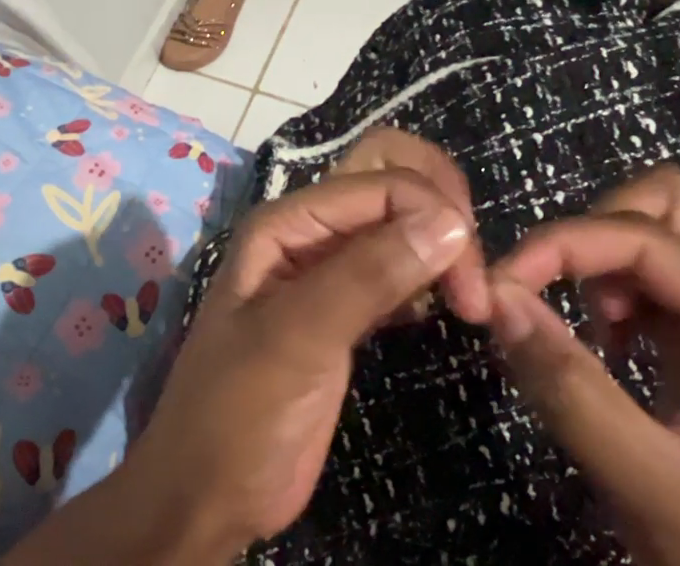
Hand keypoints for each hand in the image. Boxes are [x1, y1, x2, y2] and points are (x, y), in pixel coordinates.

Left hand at [3, 131, 487, 564]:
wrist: (206, 496)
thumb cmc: (239, 413)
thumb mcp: (297, 339)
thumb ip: (369, 275)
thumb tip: (451, 221)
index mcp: (287, 224)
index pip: (382, 184)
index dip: (435, 218)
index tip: (472, 288)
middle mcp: (308, 235)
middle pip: (391, 187)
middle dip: (442, 213)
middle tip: (474, 279)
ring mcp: (327, 273)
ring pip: (399, 229)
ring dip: (442, 247)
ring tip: (470, 300)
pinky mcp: (346, 313)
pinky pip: (397, 271)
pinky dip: (428, 278)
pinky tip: (446, 309)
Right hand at [487, 178, 679, 565]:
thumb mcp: (651, 487)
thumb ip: (572, 391)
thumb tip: (495, 299)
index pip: (656, 242)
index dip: (568, 244)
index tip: (499, 283)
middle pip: (670, 209)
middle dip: (594, 236)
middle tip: (550, 294)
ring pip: (660, 235)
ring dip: (601, 264)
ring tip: (584, 331)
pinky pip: (654, 281)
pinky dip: (610, 293)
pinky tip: (602, 346)